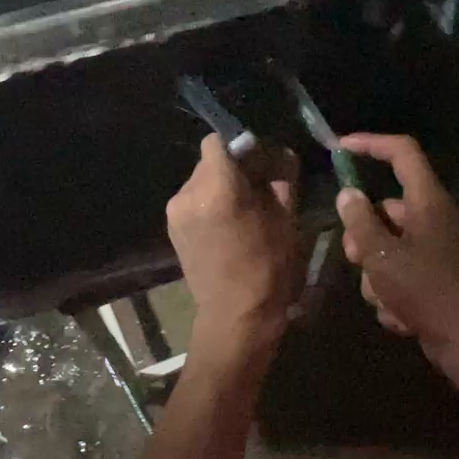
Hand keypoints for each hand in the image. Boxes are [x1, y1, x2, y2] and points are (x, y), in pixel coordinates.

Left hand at [167, 135, 301, 367]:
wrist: (236, 317)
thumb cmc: (269, 269)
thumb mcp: (286, 219)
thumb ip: (281, 178)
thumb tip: (280, 152)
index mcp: (217, 189)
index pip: (218, 141)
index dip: (240, 147)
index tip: (259, 162)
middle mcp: (188, 194)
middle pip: (209, 160)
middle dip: (233, 167)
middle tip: (258, 187)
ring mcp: (175, 212)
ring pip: (200, 179)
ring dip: (220, 185)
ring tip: (244, 210)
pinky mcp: (171, 228)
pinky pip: (192, 200)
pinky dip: (209, 202)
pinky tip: (228, 225)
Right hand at [334, 134, 458, 380]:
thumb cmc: (428, 293)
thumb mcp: (383, 257)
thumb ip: (360, 223)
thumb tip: (347, 194)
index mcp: (430, 203)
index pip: (403, 154)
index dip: (371, 144)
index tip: (339, 149)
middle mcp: (438, 219)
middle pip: (387, 210)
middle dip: (363, 236)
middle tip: (352, 259)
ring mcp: (442, 250)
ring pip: (390, 247)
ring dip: (377, 274)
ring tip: (384, 299)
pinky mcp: (441, 278)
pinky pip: (404, 273)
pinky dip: (394, 293)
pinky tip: (400, 317)